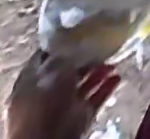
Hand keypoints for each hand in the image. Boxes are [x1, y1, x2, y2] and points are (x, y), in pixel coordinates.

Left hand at [6, 52, 120, 138]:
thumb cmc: (44, 101)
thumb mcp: (54, 68)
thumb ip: (64, 55)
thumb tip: (75, 47)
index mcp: (31, 81)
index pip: (45, 57)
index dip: (61, 44)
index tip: (79, 30)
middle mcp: (47, 92)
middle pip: (68, 71)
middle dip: (86, 59)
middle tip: (102, 44)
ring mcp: (64, 106)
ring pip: (84, 84)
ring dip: (100, 72)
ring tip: (114, 61)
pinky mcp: (79, 118)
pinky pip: (95, 99)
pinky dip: (107, 88)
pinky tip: (118, 77)